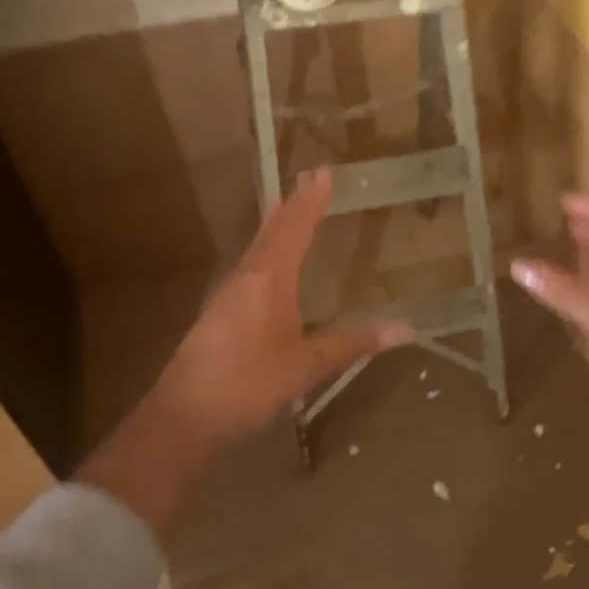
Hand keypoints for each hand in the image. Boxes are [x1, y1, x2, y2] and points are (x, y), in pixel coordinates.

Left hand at [75, 167, 408, 529]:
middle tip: (306, 180)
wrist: (184, 417)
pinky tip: (267, 266)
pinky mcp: (218, 316)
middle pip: (271, 232)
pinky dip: (265, 251)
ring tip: (286, 210)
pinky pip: (249, 268)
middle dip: (292, 206)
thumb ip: (353, 343)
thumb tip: (405, 329)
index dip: (310, 201)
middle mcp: (246, 278)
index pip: (294, 229)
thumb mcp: (307, 365)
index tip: (320, 171)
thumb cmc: (248, 384)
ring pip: (256, 249)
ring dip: (275, 227)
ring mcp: (227, 296)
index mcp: (269, 280)